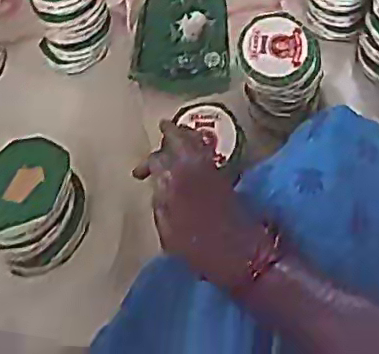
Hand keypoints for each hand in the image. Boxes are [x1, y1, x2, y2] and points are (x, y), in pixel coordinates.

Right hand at [133, 120, 270, 288]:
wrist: (240, 251)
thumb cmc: (200, 250)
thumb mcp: (169, 234)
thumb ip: (160, 206)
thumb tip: (158, 186)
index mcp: (175, 182)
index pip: (157, 160)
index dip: (147, 164)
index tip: (139, 173)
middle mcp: (193, 167)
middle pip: (180, 139)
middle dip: (170, 131)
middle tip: (162, 127)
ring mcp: (210, 167)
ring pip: (196, 139)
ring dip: (186, 132)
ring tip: (177, 131)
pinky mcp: (223, 172)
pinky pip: (207, 147)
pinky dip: (200, 140)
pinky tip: (195, 145)